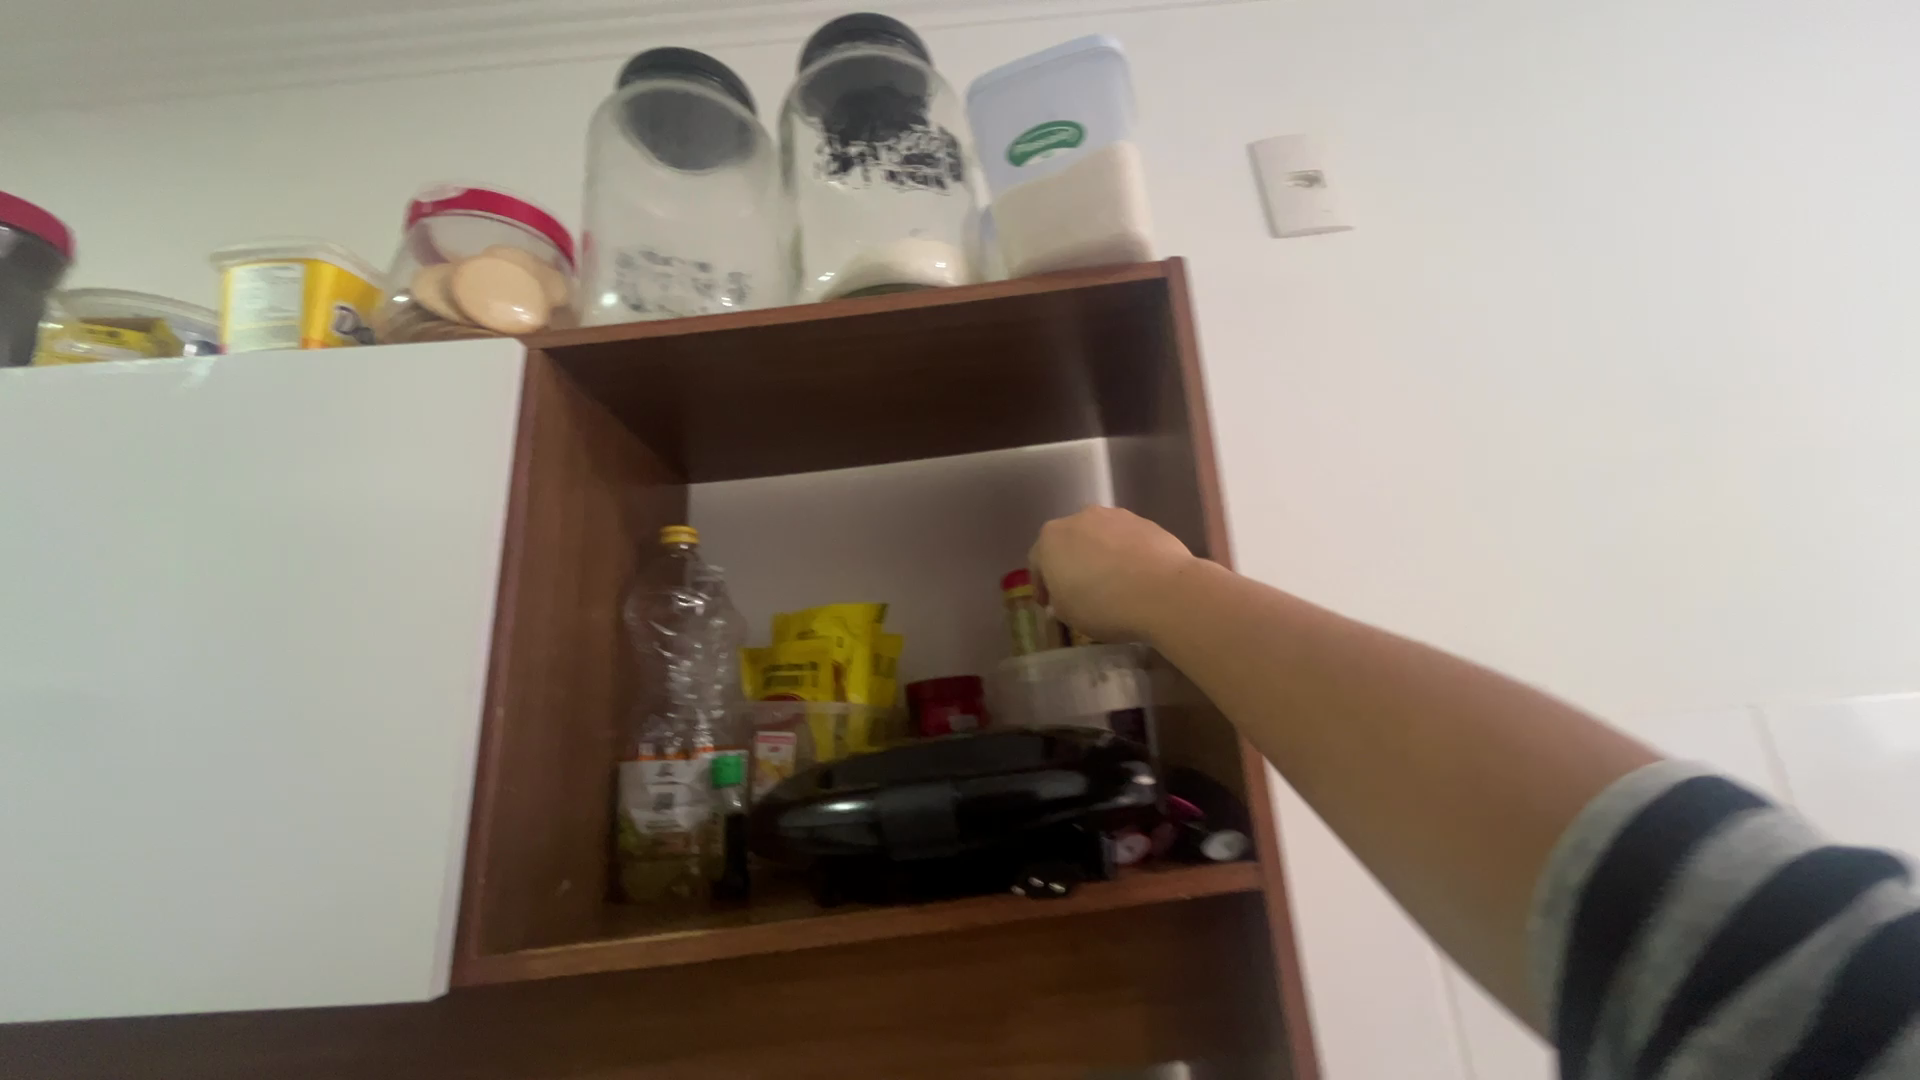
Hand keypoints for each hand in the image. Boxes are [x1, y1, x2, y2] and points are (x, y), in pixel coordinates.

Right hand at [1028, 506, 1198, 642]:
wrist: (1163, 591)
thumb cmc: (1103, 605)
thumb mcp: (1068, 615)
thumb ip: (1058, 603)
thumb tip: (1062, 598)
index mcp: (1050, 539)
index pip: (1037, 562)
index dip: (1042, 586)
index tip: (1049, 604)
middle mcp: (1079, 518)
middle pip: (1069, 542)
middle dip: (1071, 564)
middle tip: (1079, 590)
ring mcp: (1115, 516)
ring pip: (1099, 537)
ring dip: (1099, 556)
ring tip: (1112, 582)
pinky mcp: (1146, 522)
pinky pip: (1127, 541)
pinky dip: (1126, 555)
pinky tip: (1136, 577)